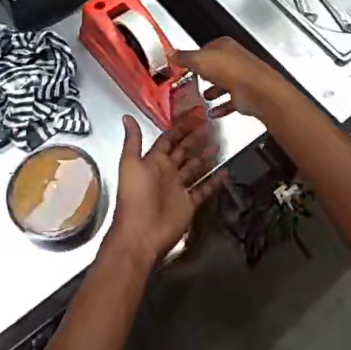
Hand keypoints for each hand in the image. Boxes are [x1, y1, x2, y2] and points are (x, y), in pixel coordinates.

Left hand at [104, 109, 222, 269]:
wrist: (141, 232)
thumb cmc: (134, 196)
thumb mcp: (130, 163)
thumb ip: (133, 140)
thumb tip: (126, 117)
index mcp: (153, 161)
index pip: (168, 140)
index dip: (180, 129)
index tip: (193, 117)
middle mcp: (167, 172)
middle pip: (184, 152)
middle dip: (195, 140)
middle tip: (210, 127)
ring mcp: (179, 188)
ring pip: (195, 168)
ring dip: (205, 157)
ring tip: (218, 145)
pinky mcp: (189, 204)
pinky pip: (203, 190)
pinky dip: (214, 182)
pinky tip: (224, 172)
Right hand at [175, 37, 299, 121]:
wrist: (258, 93)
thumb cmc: (231, 71)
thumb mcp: (199, 60)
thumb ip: (184, 58)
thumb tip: (172, 55)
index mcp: (225, 46)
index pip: (204, 48)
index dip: (193, 57)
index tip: (182, 66)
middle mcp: (235, 60)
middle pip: (214, 66)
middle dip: (203, 74)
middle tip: (190, 80)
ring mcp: (242, 78)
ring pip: (223, 84)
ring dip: (212, 90)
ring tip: (201, 97)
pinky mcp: (246, 96)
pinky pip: (229, 102)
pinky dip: (221, 106)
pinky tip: (212, 111)